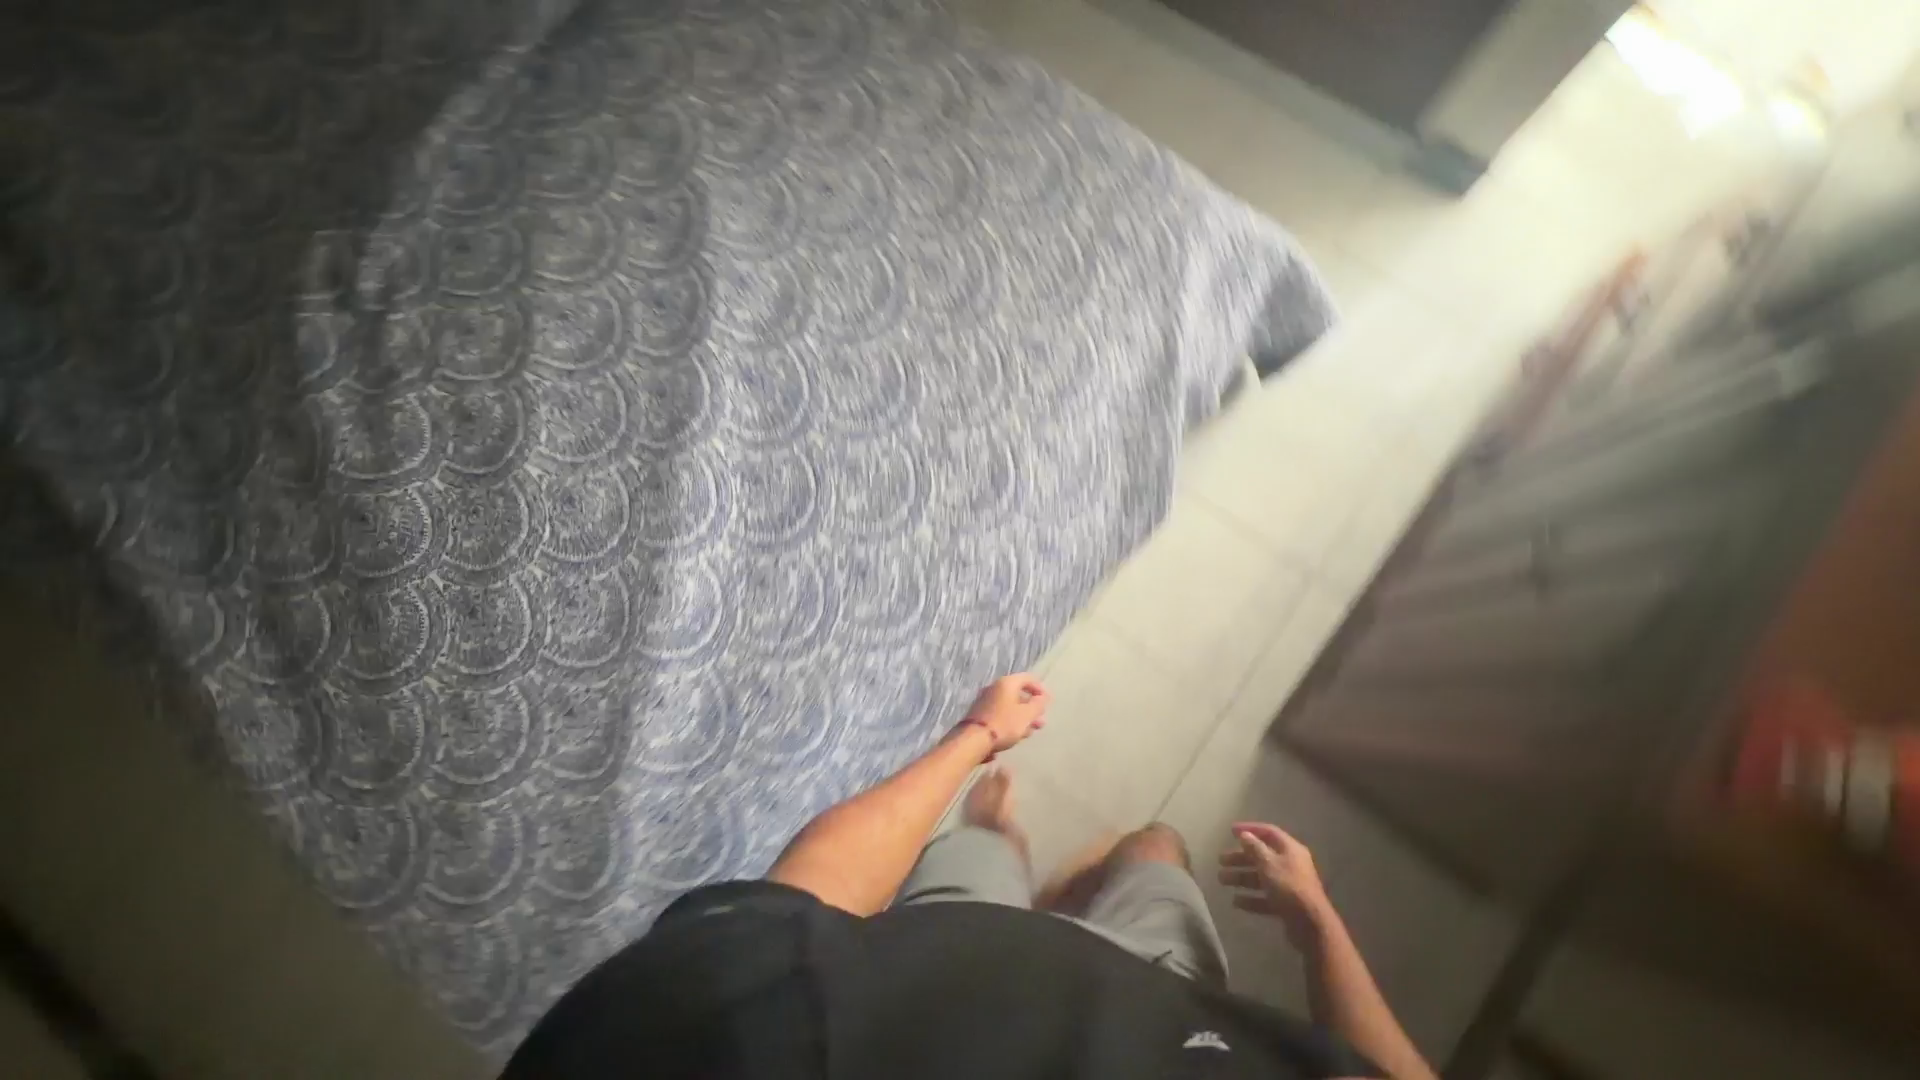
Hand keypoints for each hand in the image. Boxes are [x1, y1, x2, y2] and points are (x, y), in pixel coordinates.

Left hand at [964, 674, 1049, 752]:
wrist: (973, 740)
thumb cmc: (1004, 724)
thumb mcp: (1026, 715)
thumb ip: (1037, 705)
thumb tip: (1043, 698)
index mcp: (1006, 683)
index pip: (1027, 678)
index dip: (1039, 688)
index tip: (1047, 702)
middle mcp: (994, 688)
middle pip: (1018, 694)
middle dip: (1031, 708)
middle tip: (1041, 720)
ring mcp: (985, 701)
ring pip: (1009, 706)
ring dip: (1022, 717)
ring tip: (1031, 732)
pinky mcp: (979, 715)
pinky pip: (1000, 714)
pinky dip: (1010, 721)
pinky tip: (1016, 735)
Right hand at [1219, 822, 1335, 943]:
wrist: (1310, 924)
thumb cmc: (1288, 886)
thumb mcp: (1268, 863)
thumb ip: (1255, 848)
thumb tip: (1245, 835)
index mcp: (1290, 850)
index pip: (1268, 832)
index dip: (1249, 829)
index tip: (1230, 831)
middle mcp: (1290, 865)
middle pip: (1261, 856)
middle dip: (1240, 858)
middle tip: (1221, 860)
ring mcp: (1288, 886)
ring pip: (1261, 877)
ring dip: (1241, 877)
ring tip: (1222, 880)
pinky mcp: (1286, 905)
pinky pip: (1265, 897)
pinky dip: (1251, 898)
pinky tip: (1236, 901)